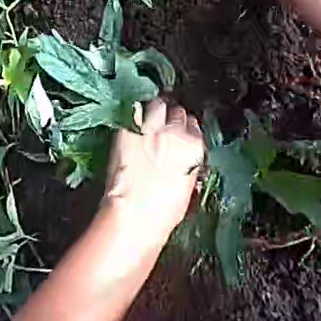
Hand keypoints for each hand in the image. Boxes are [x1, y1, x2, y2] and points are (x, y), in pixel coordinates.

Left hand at [100, 98, 203, 244]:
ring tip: (151, 115)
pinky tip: (133, 119)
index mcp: (193, 148)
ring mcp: (149, 129)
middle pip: (177, 111)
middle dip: (172, 116)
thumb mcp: (186, 189)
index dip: (186, 128)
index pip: (194, 125)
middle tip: (166, 122)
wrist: (133, 215)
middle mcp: (173, 133)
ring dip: (156, 109)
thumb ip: (189, 167)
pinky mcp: (126, 130)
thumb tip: (185, 161)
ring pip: (157, 104)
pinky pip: (133, 112)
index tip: (181, 132)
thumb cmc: (162, 212)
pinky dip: (135, 114)